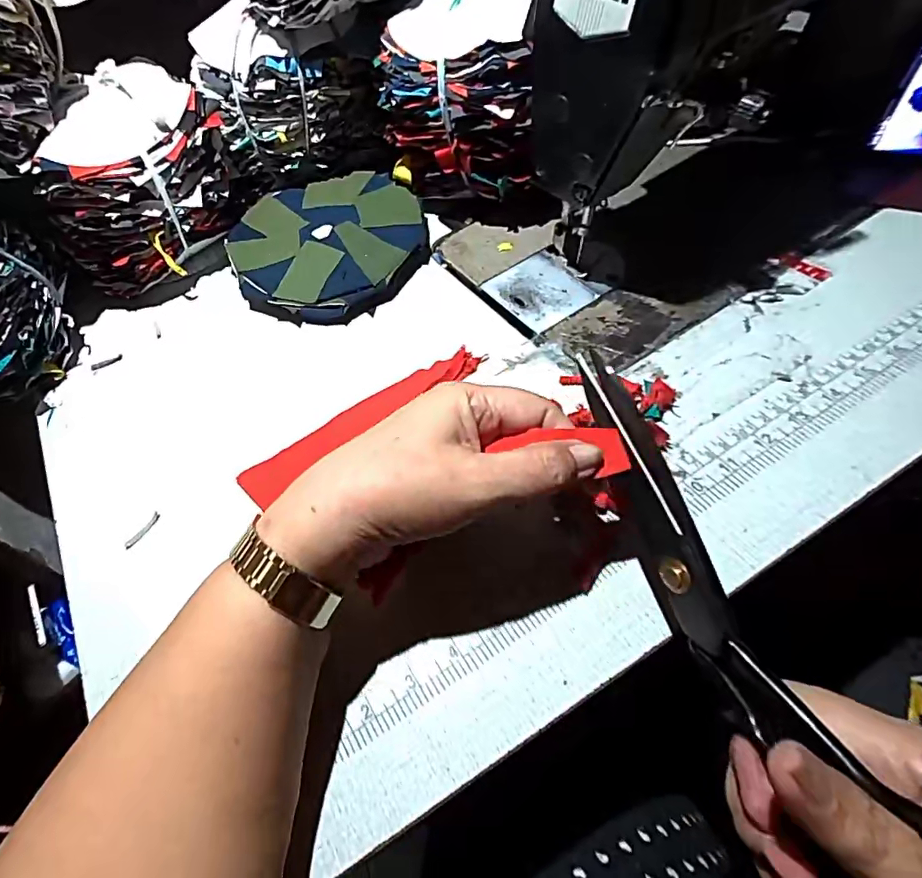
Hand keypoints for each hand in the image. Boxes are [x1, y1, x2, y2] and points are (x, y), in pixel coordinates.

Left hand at [257, 383, 605, 584]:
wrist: (329, 523)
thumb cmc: (398, 490)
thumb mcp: (478, 482)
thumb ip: (539, 469)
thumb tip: (590, 454)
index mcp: (467, 399)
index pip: (538, 411)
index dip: (569, 441)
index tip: (592, 478)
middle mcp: (456, 413)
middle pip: (524, 431)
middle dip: (550, 463)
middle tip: (572, 501)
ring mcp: (442, 442)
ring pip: (504, 455)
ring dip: (525, 479)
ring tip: (534, 507)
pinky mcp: (432, 470)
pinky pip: (481, 472)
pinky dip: (499, 490)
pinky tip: (496, 509)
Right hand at [724, 684, 921, 877]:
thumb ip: (865, 826)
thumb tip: (775, 754)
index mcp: (917, 755)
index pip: (798, 702)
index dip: (760, 744)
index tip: (761, 814)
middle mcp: (896, 771)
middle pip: (784, 753)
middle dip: (770, 808)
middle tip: (791, 869)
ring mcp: (890, 811)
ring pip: (791, 802)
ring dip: (784, 846)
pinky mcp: (885, 847)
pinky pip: (815, 838)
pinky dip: (800, 864)